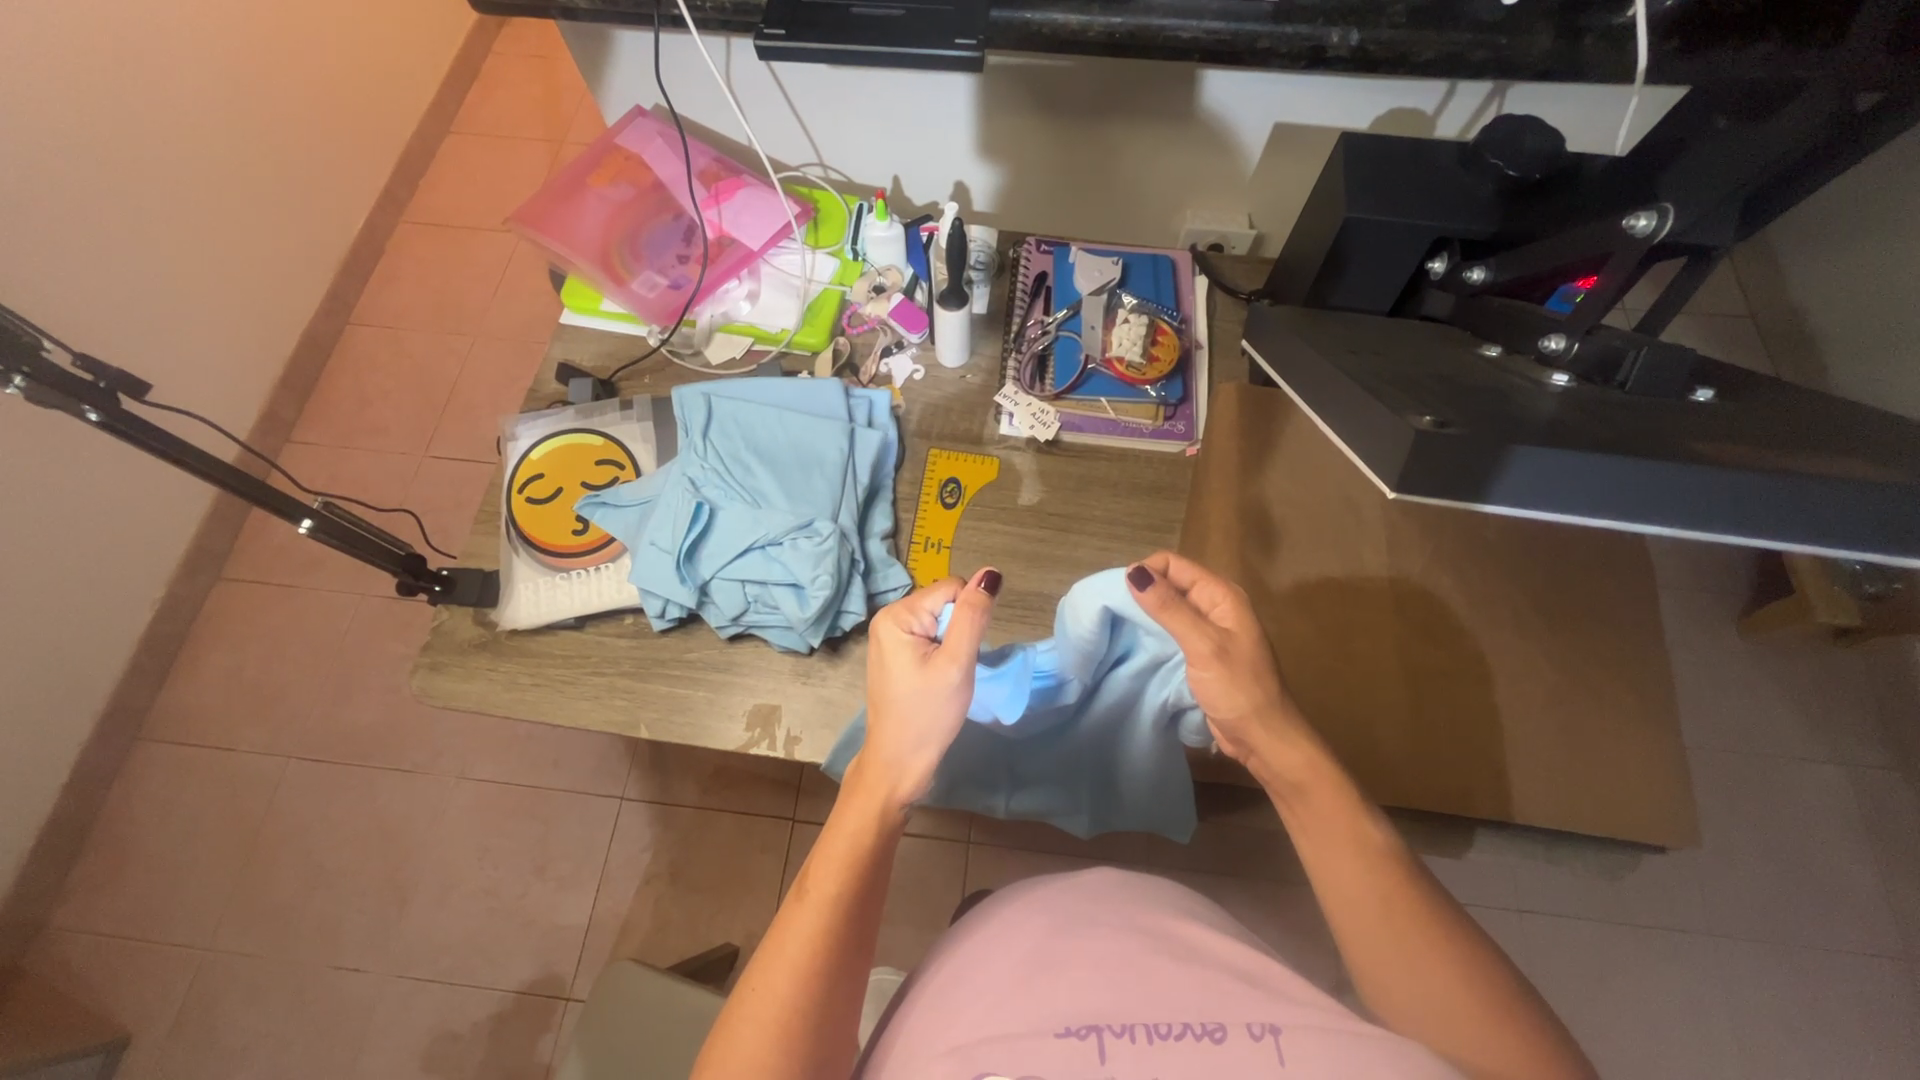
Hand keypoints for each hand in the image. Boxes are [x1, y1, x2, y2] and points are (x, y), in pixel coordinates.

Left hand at [849, 567, 1001, 811]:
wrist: (898, 763)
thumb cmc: (928, 716)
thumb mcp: (957, 663)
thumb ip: (974, 615)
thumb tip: (991, 572)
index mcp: (897, 614)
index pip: (952, 588)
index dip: (969, 617)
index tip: (961, 654)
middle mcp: (888, 617)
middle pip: (945, 603)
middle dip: (960, 631)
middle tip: (953, 669)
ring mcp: (889, 637)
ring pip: (941, 622)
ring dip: (953, 645)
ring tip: (944, 677)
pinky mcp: (896, 654)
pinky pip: (931, 638)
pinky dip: (943, 655)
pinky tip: (937, 681)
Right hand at [1126, 552, 1310, 775]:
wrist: (1262, 738)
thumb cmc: (1237, 689)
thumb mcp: (1202, 644)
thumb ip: (1169, 608)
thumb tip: (1133, 572)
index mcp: (1221, 595)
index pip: (1173, 564)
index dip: (1146, 573)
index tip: (1120, 598)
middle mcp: (1214, 606)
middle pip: (1169, 583)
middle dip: (1142, 592)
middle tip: (1114, 614)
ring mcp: (1208, 630)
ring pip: (1168, 608)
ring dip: (1145, 614)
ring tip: (1119, 628)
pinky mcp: (1200, 652)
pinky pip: (1171, 632)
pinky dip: (1153, 634)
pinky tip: (1137, 645)